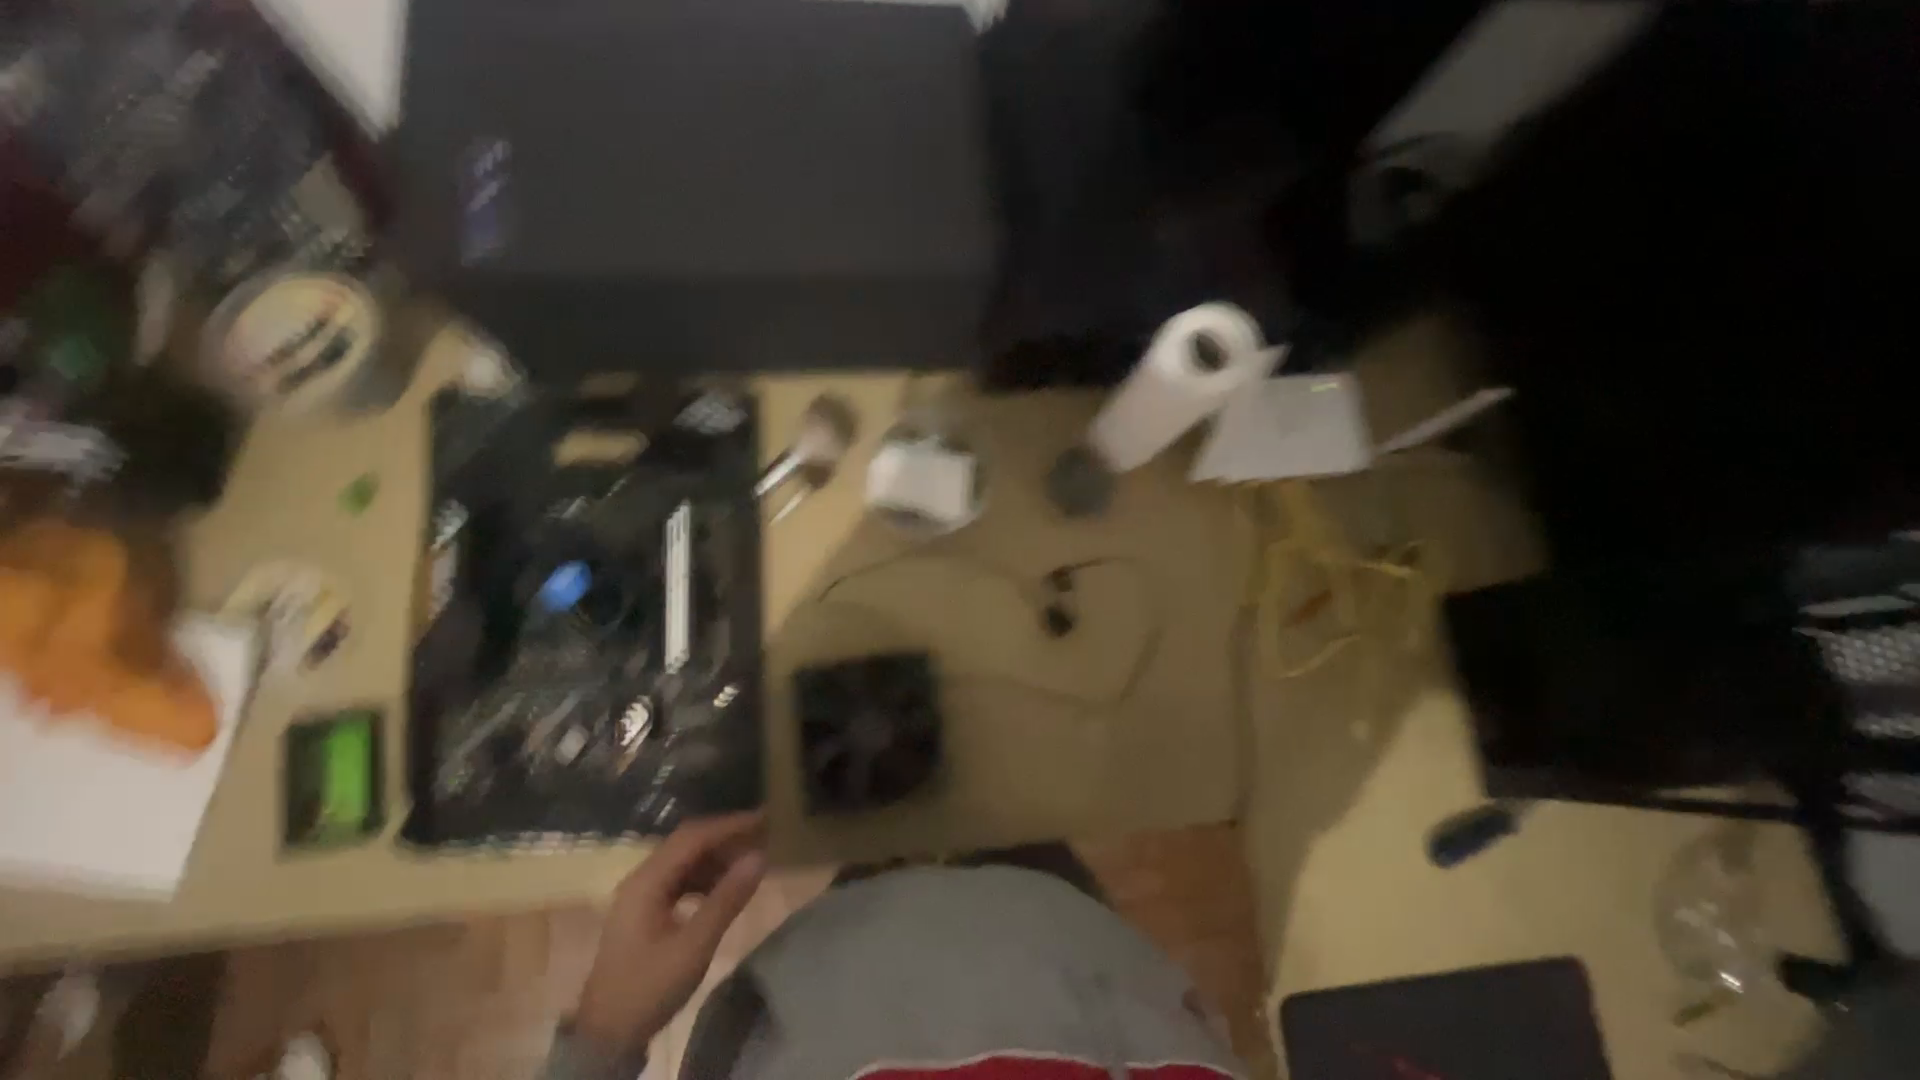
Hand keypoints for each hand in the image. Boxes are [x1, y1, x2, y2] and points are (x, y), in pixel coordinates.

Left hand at [573, 812, 766, 1059]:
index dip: (729, 825)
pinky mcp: (644, 912)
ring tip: (749, 864)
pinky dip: (704, 878)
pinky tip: (724, 889)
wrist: (606, 1034)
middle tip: (762, 837)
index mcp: (647, 881)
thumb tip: (760, 857)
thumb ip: (727, 899)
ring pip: (683, 862)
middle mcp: (640, 879)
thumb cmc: (649, 987)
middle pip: (687, 844)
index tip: (764, 819)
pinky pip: (679, 881)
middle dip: (725, 838)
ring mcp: (640, 895)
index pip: (693, 838)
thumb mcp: (694, 945)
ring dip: (716, 859)